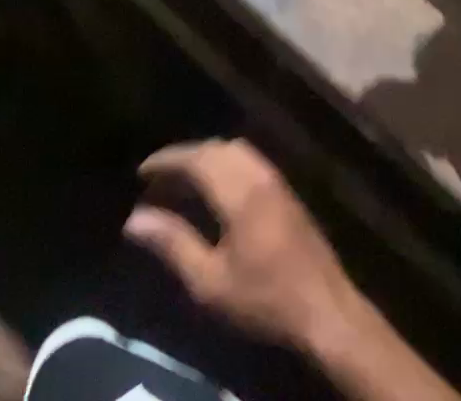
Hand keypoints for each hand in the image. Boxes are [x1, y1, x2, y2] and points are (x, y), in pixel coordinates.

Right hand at [124, 139, 364, 352]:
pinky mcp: (288, 194)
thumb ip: (173, 244)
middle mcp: (261, 177)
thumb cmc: (264, 300)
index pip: (198, 158)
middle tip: (157, 181)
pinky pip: (251, 162)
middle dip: (184, 158)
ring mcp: (278, 183)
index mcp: (241, 193)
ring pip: (237, 152)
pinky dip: (226, 166)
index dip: (166, 160)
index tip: (141, 173)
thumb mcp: (210, 282)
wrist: (326, 310)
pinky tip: (214, 193)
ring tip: (181, 185)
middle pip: (217, 149)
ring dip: (207, 159)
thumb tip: (134, 220)